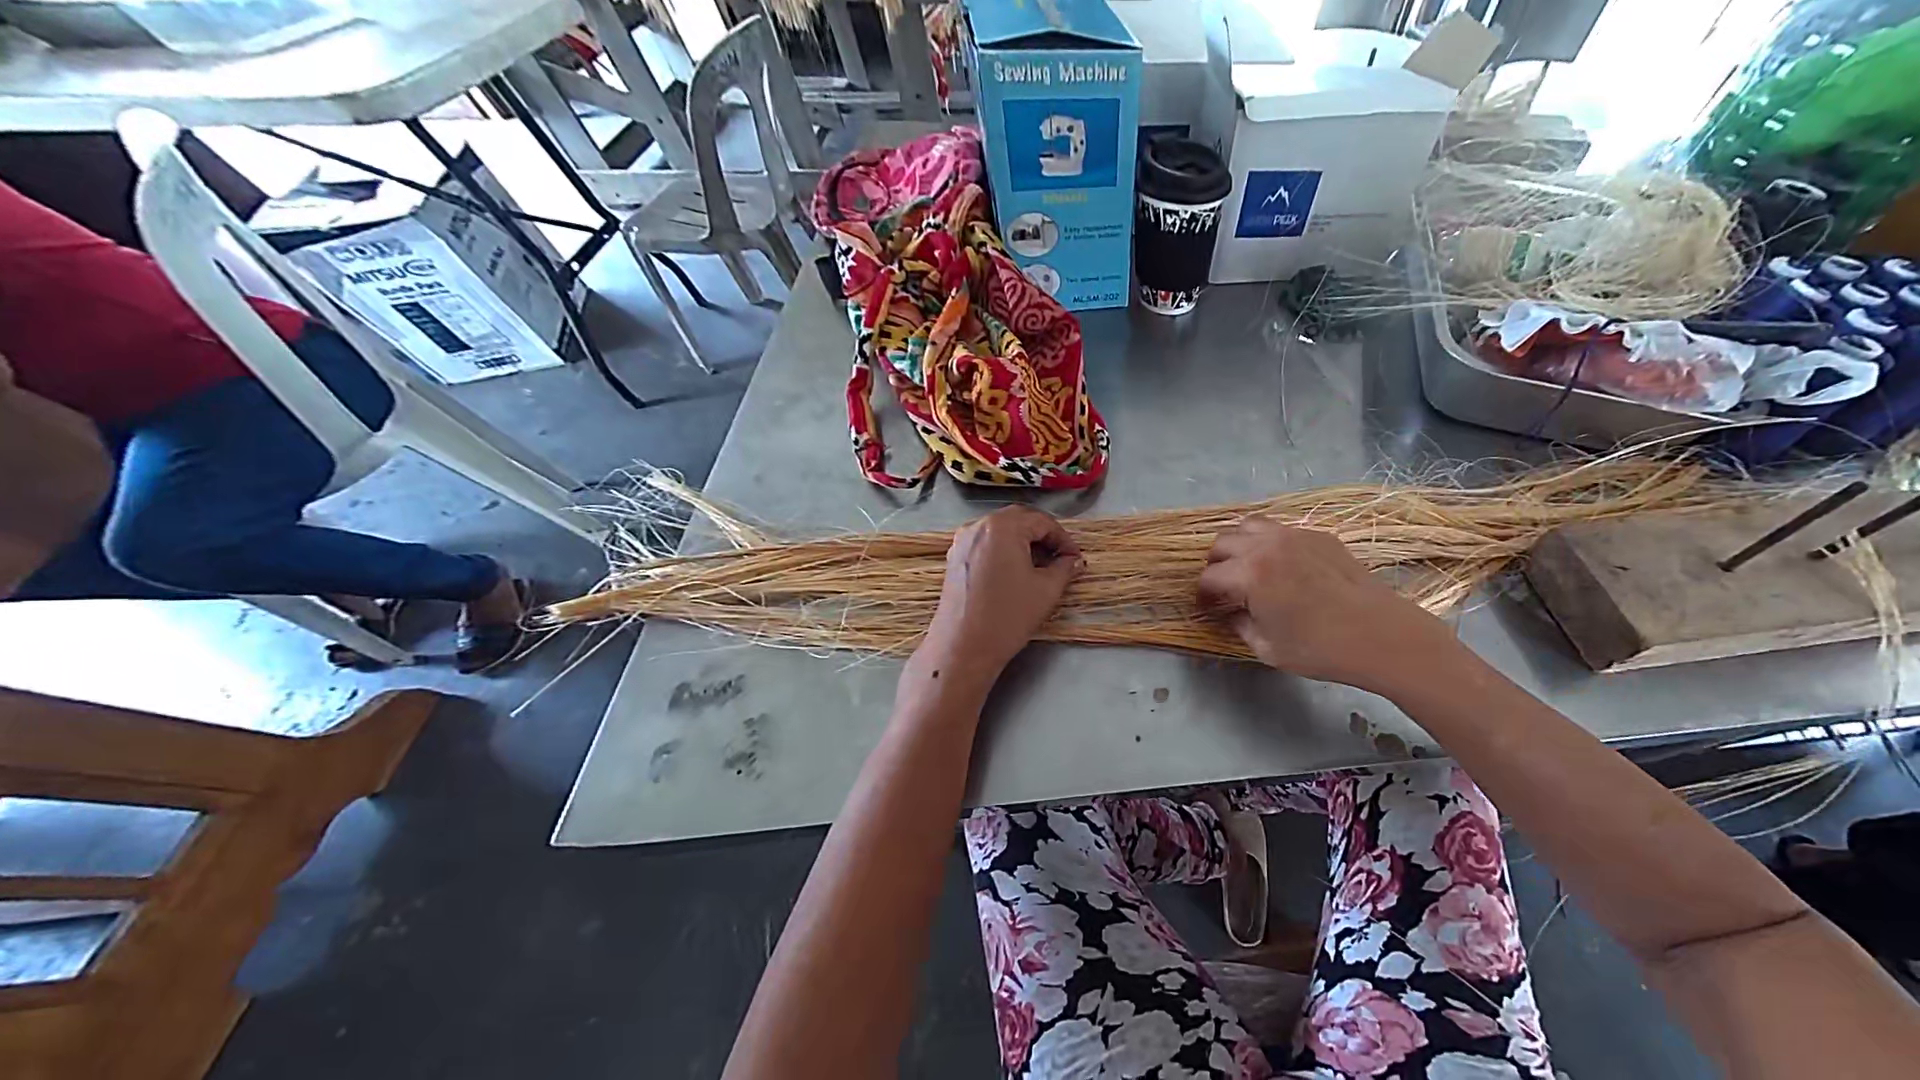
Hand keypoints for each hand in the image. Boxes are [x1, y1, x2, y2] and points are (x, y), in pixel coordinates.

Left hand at [917, 505, 1082, 690]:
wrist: (963, 646)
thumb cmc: (1007, 616)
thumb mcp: (1046, 590)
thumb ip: (1064, 568)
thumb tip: (1073, 560)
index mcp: (1002, 527)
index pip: (1041, 521)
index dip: (1063, 538)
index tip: (1075, 557)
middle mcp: (978, 526)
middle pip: (1018, 520)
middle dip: (1043, 536)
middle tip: (1061, 558)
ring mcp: (962, 542)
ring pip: (1000, 531)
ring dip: (1023, 542)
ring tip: (1041, 567)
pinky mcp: (954, 559)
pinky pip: (985, 544)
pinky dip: (1003, 550)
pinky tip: (1015, 572)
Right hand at [1197, 518, 1455, 694]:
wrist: (1384, 636)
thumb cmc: (1321, 649)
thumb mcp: (1267, 647)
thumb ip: (1238, 625)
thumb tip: (1228, 613)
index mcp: (1249, 574)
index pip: (1209, 577)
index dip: (1202, 595)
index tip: (1206, 609)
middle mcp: (1266, 546)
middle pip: (1222, 544)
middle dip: (1216, 566)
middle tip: (1224, 589)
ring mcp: (1294, 536)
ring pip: (1248, 526)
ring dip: (1239, 546)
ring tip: (1247, 569)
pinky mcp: (1318, 536)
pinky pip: (1279, 529)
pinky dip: (1268, 542)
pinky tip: (1280, 566)